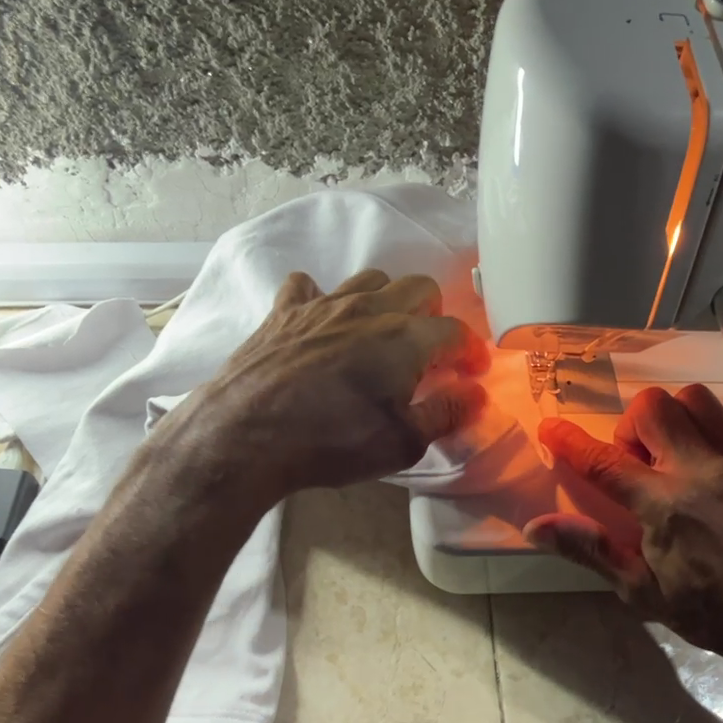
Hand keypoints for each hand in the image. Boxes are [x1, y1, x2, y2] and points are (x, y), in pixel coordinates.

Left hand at [194, 268, 489, 499]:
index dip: (470, 353)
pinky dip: (321, 299)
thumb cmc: (333, 442)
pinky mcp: (284, 311)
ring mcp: (324, 304)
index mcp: (406, 339)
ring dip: (386, 300)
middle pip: (418, 288)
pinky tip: (320, 322)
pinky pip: (308, 286)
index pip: (455, 333)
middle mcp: (370, 309)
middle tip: (428, 350)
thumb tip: (474, 395)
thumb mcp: (403, 442)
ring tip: (381, 333)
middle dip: (433, 315)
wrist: (248, 434)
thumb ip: (445, 414)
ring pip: (369, 279)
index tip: (472, 373)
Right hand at [524, 385, 722, 679]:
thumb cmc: (713, 614)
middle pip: (653, 408)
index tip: (550, 429)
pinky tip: (715, 456)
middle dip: (630, 428)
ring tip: (675, 454)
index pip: (604, 462)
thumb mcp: (643, 592)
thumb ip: (590, 551)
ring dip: (674, 419)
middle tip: (636, 464)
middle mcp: (703, 471)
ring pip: (697, 399)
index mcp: (665, 507)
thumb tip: (537, 527)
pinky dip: (718, 423)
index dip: (570, 442)